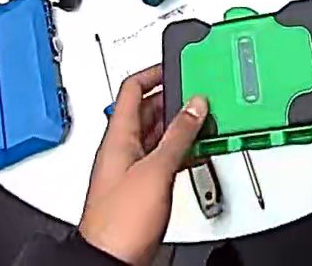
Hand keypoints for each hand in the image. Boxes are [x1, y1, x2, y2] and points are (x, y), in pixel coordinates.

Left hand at [79, 64, 208, 265]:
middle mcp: (122, 147)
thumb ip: (178, 135)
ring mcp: (130, 168)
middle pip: (146, 110)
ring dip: (177, 127)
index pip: (132, 87)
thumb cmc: (119, 222)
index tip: (173, 66)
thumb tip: (194, 104)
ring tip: (201, 121)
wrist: (110, 264)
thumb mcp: (156, 170)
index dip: (152, 73)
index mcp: (118, 134)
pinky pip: (161, 158)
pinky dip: (178, 152)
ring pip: (155, 134)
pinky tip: (195, 154)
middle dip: (171, 100)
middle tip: (195, 94)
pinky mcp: (140, 189)